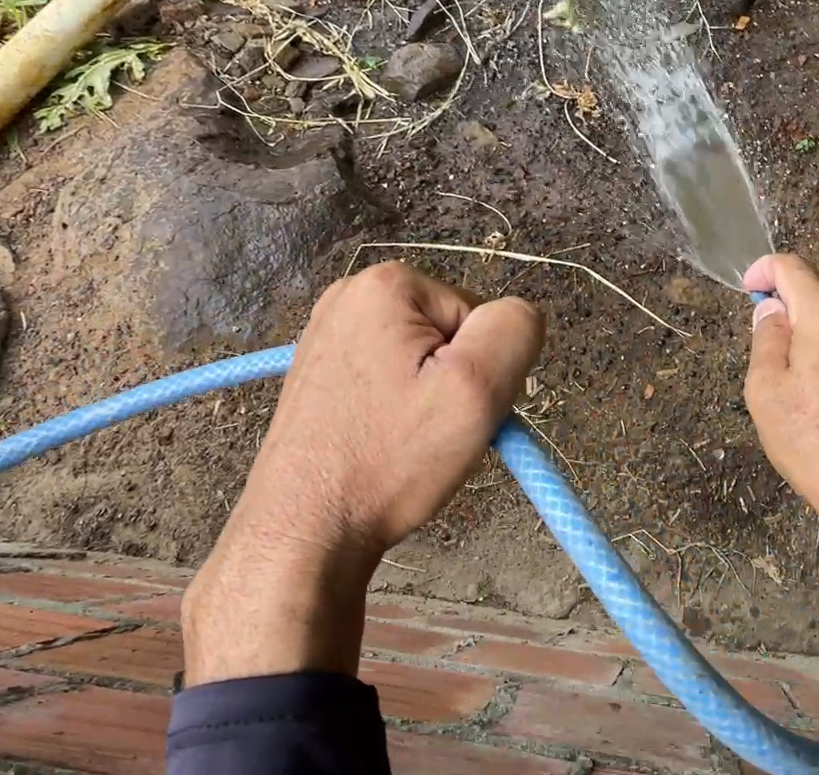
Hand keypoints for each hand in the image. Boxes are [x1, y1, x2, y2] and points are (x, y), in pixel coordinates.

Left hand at [184, 262, 542, 684]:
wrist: (302, 533)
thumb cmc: (388, 462)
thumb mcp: (475, 389)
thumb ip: (515, 330)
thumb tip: (517, 316)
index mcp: (388, 284)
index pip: (484, 319)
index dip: (482, 371)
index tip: (450, 413)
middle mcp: (352, 293)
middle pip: (455, 333)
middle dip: (456, 382)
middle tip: (431, 431)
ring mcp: (330, 331)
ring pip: (429, 358)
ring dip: (432, 398)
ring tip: (405, 440)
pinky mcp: (322, 367)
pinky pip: (395, 375)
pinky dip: (401, 407)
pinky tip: (382, 439)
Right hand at [744, 254, 818, 629]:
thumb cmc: (813, 440)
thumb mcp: (767, 389)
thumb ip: (766, 338)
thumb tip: (772, 309)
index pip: (793, 267)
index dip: (764, 270)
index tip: (748, 288)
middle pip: (817, 301)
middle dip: (788, 318)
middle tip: (767, 364)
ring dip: (813, 345)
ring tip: (799, 399)